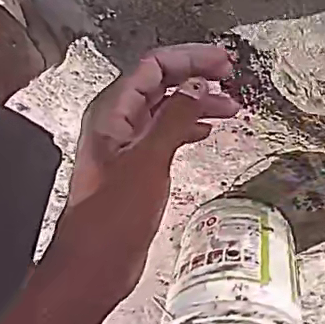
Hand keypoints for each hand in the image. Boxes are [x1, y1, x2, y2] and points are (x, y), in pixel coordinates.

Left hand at [46, 44, 241, 301]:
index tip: (222, 62)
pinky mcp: (137, 162)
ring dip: (199, 101)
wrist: (94, 266)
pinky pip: (167, 129)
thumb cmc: (112, 218)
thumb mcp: (149, 160)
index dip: (190, 58)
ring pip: (167, 105)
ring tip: (230, 107)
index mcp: (112, 111)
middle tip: (230, 76)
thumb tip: (199, 85)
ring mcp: (127, 141)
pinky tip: (207, 130)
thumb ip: (175, 117)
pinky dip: (190, 124)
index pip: (154, 65)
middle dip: (197, 75)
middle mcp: (117, 120)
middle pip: (161, 80)